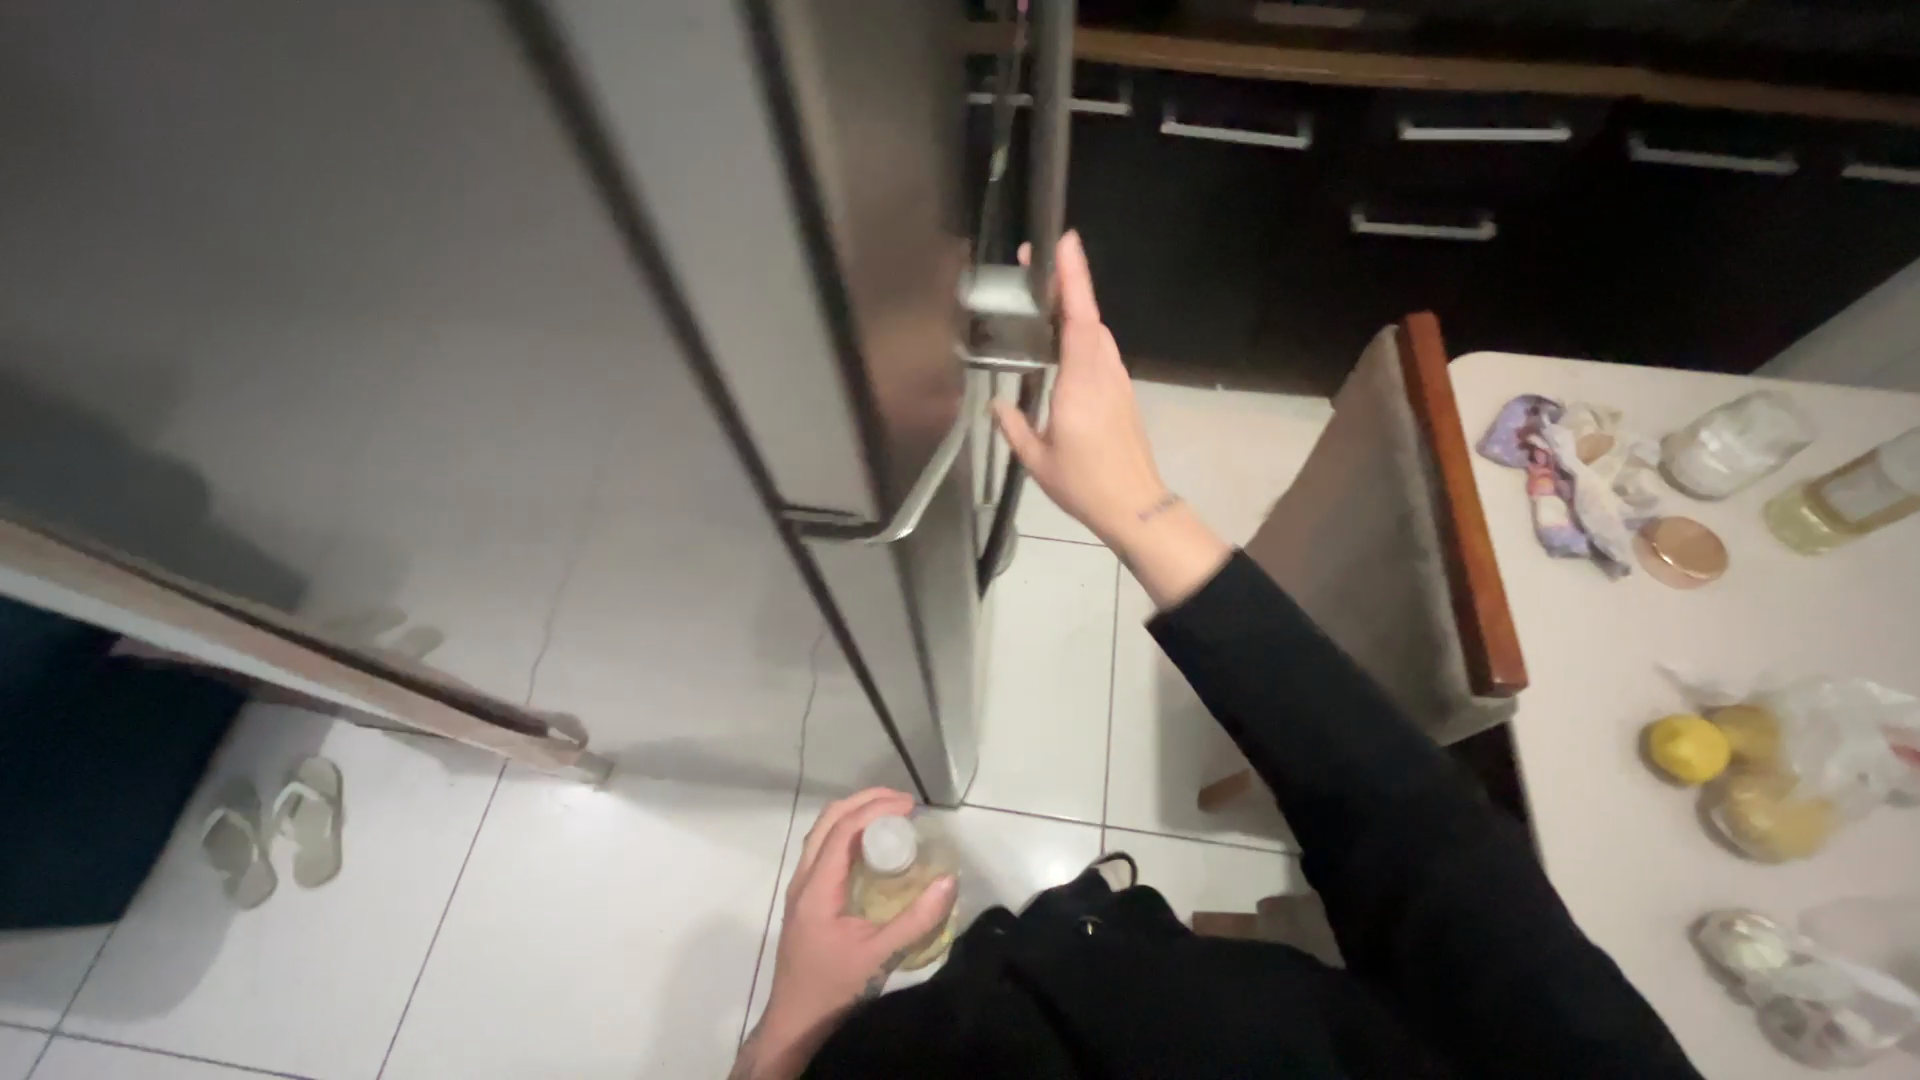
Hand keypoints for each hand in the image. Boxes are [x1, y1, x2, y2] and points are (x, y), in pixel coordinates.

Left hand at [737, 789, 956, 1079]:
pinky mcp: (805, 898)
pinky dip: (848, 833)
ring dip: (854, 815)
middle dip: (864, 802)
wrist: (795, 1023)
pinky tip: (872, 844)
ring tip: (890, 814)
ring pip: (822, 832)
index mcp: (816, 888)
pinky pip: (823, 849)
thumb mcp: (879, 957)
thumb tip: (948, 882)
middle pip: (828, 821)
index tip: (909, 805)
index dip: (875, 809)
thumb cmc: (833, 988)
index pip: (843, 831)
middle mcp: (802, 880)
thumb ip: (916, 920)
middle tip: (902, 802)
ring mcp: (800, 888)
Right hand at [994, 232, 1169, 545]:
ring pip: (1097, 334)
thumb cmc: (1084, 484)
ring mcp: (1117, 382)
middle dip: (1067, 286)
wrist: (1134, 506)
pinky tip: (1063, 346)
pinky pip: (1101, 353)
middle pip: (1089, 317)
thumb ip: (1014, 428)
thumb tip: (997, 406)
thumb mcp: (1037, 460)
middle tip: (1035, 268)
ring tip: (1044, 301)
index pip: (1079, 318)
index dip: (1073, 279)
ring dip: (1075, 311)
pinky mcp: (1122, 394)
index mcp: (1080, 384)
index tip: (1064, 242)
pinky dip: (1082, 337)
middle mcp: (1103, 374)